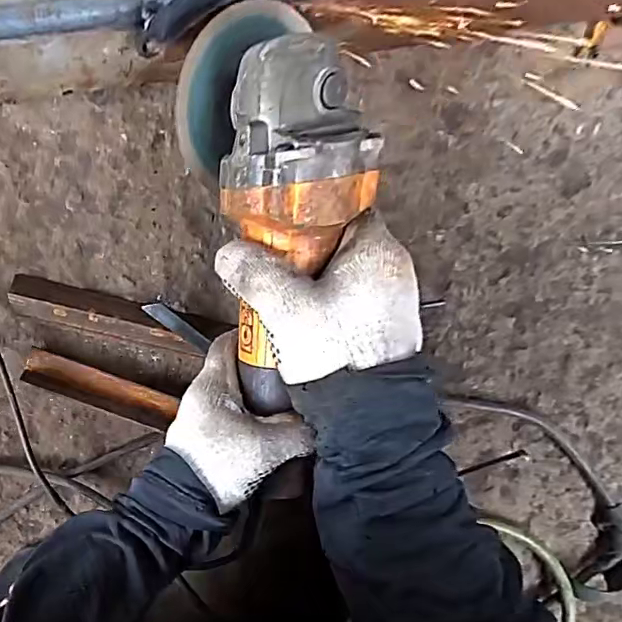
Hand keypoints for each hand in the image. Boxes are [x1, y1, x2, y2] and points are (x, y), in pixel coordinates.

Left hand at [165, 331, 315, 510]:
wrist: (186, 505)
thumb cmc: (217, 466)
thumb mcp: (270, 445)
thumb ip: (300, 430)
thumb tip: (317, 425)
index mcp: (211, 384)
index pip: (228, 341)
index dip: (253, 335)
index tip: (277, 338)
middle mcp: (202, 397)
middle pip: (238, 372)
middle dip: (267, 375)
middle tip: (294, 378)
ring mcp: (202, 420)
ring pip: (238, 400)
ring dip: (262, 405)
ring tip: (290, 410)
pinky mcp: (206, 442)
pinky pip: (234, 423)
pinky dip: (253, 426)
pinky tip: (274, 438)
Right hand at [213, 210, 422, 384]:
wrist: (364, 410)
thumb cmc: (339, 357)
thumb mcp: (285, 308)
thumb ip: (255, 274)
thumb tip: (231, 254)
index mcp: (376, 252)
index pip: (340, 210)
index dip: (304, 220)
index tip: (279, 235)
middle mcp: (390, 273)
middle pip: (334, 247)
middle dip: (298, 262)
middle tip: (274, 279)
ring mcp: (387, 303)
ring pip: (336, 279)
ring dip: (305, 291)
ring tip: (282, 310)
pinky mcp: (377, 328)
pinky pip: (342, 307)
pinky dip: (319, 313)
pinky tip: (299, 332)